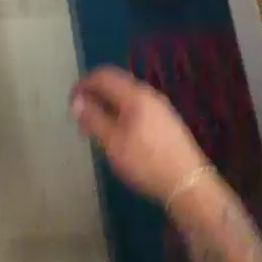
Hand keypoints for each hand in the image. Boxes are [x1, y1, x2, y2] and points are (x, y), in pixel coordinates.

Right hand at [71, 66, 209, 201]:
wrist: (190, 185)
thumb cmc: (146, 161)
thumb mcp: (113, 142)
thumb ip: (93, 118)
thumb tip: (76, 101)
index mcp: (134, 94)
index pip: (103, 75)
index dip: (83, 84)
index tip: (71, 102)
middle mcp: (149, 95)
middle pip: (116, 84)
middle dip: (95, 95)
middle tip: (81, 116)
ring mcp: (162, 109)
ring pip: (127, 97)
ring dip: (108, 106)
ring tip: (97, 128)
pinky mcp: (168, 123)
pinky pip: (138, 108)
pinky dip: (122, 114)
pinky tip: (119, 135)